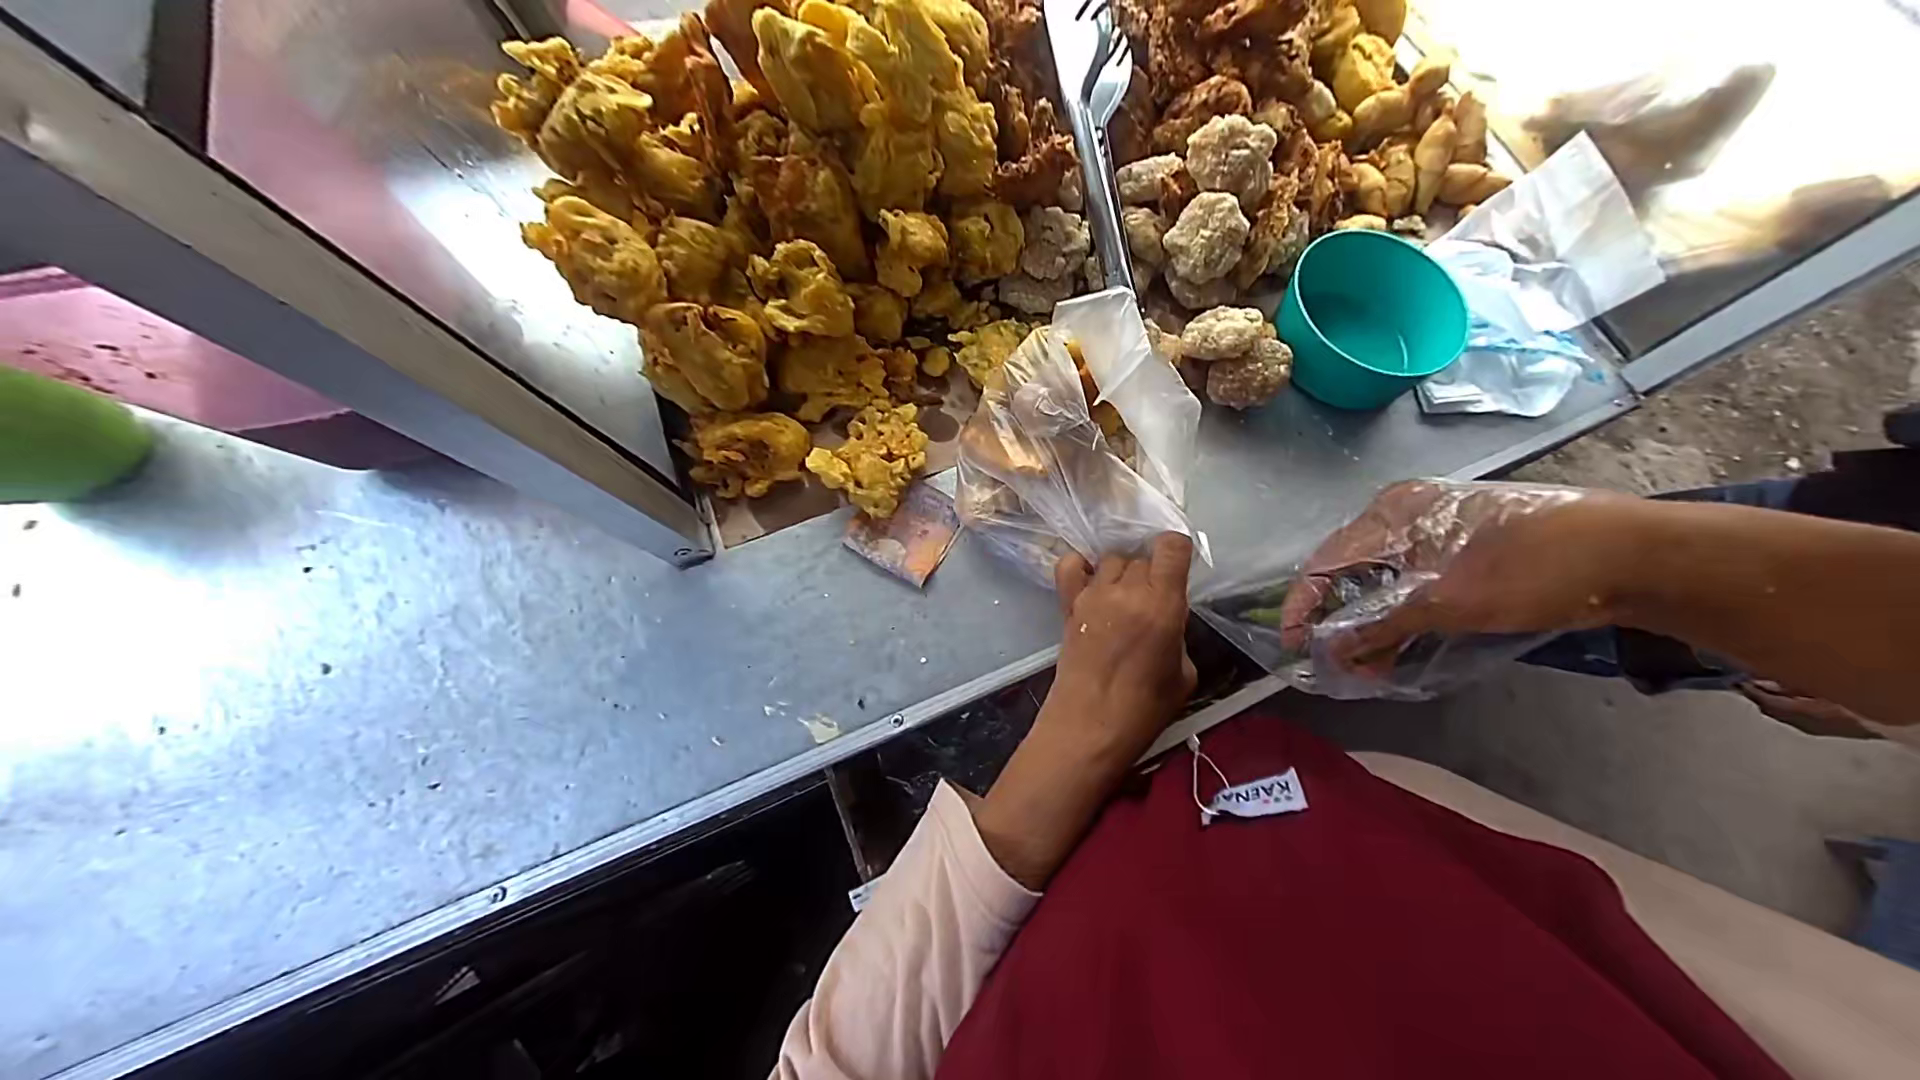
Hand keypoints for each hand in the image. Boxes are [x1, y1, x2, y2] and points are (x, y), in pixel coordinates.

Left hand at [972, 533, 1195, 888]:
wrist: (1090, 725)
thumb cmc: (1145, 708)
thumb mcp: (1184, 673)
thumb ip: (1178, 633)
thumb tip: (1165, 618)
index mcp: (1163, 605)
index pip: (1172, 546)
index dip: (1177, 551)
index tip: (1178, 566)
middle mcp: (1127, 590)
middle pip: (1141, 556)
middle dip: (1150, 573)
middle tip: (1150, 602)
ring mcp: (1093, 595)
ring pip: (1111, 560)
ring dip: (1120, 573)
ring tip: (1122, 599)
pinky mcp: (1068, 605)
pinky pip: (1070, 566)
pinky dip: (1080, 567)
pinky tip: (1090, 582)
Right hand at [1279, 480, 1639, 677]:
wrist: (1641, 558)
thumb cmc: (1535, 570)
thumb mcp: (1450, 603)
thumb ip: (1380, 625)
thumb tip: (1329, 652)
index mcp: (1393, 512)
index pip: (1325, 561)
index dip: (1304, 605)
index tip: (1296, 645)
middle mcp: (1405, 515)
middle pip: (1348, 571)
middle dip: (1338, 620)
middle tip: (1336, 663)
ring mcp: (1435, 530)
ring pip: (1380, 581)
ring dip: (1370, 624)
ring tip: (1369, 665)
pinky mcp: (1461, 550)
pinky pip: (1410, 584)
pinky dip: (1399, 616)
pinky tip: (1398, 645)